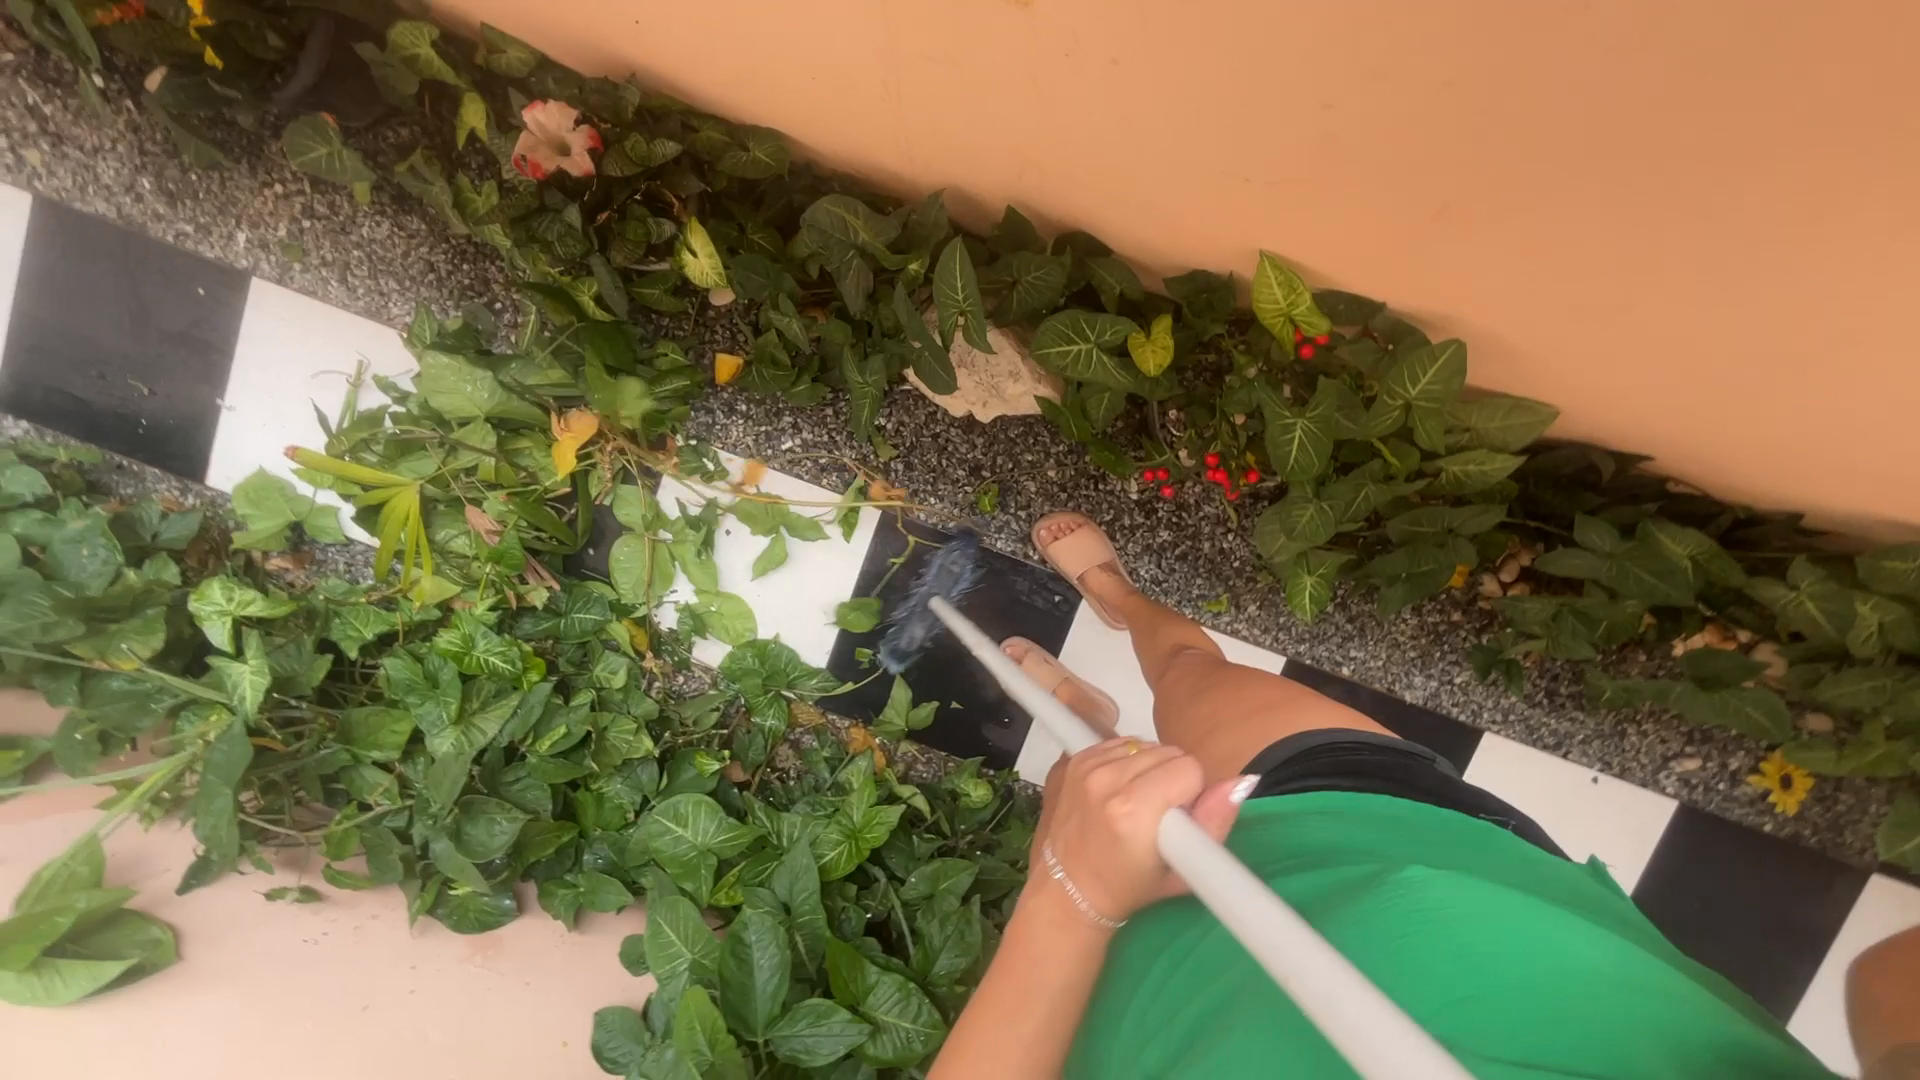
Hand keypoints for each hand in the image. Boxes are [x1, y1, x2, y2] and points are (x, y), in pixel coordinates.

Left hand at [1030, 738, 1257, 921]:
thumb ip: (1215, 823)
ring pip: (1144, 744)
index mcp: (1133, 810)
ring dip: (1150, 768)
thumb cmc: (1129, 887)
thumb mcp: (1182, 872)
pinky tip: (1122, 790)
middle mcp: (1107, 781)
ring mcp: (1088, 767)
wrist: (1069, 887)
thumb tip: (1244, 781)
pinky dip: (1128, 761)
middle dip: (1173, 778)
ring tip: (1140, 803)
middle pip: (1167, 752)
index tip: (1179, 819)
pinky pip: (1120, 743)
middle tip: (1161, 814)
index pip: (1188, 768)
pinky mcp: (1076, 759)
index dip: (1192, 793)